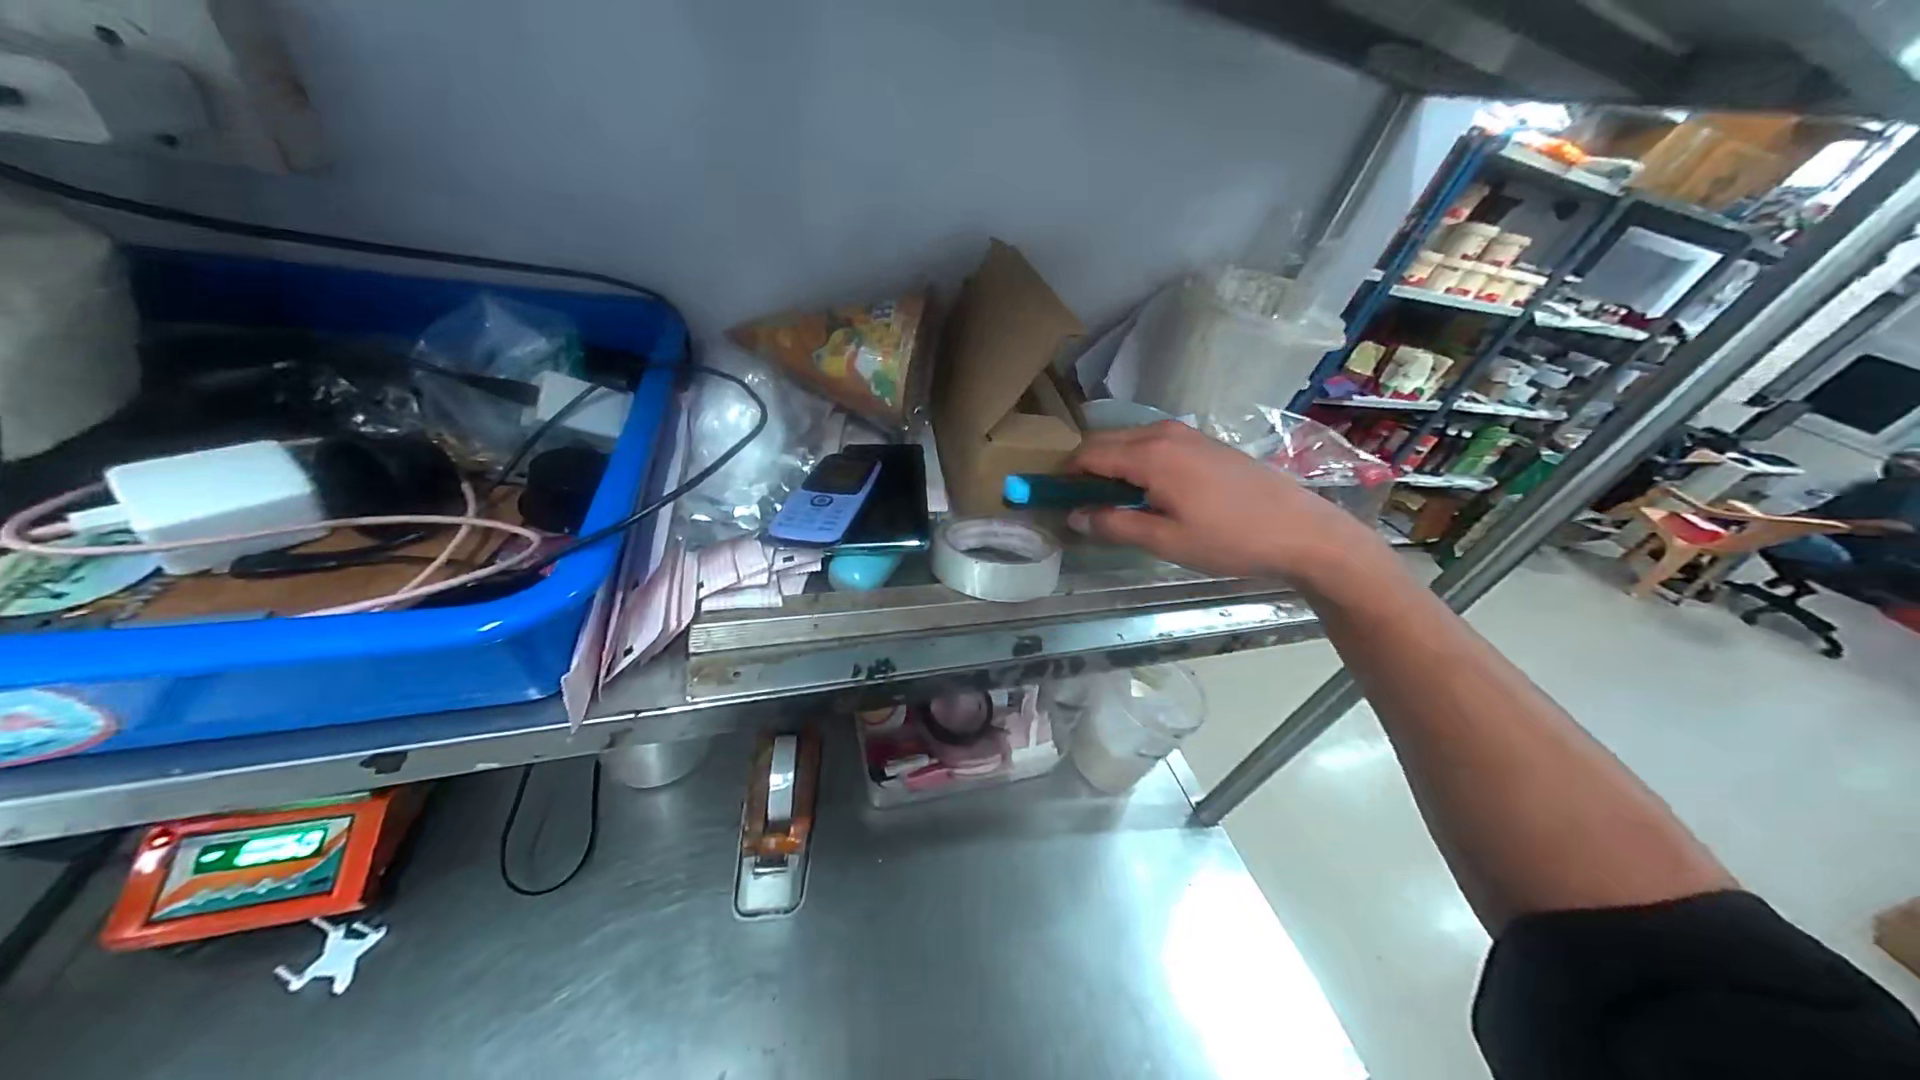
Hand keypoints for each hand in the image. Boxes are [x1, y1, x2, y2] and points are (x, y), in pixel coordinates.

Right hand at [1064, 421, 1387, 582]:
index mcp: (1150, 454)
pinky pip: (1154, 445)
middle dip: (1084, 470)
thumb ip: (1114, 524)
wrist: (1302, 530)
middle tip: (1079, 507)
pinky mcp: (1204, 443)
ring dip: (1111, 467)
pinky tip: (1146, 494)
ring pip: (1130, 442)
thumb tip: (1074, 516)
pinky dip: (1136, 463)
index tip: (1051, 499)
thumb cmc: (1229, 539)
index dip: (1063, 475)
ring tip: (1111, 504)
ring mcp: (1187, 434)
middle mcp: (1164, 433)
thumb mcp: (1165, 540)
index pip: (1088, 453)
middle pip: (1105, 442)